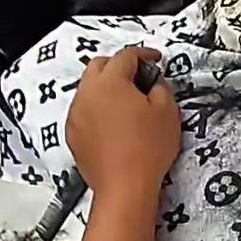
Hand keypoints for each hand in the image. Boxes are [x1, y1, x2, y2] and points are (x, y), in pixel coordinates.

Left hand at [66, 46, 179, 200]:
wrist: (124, 186)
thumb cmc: (149, 146)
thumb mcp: (168, 112)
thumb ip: (161, 88)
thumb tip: (153, 83)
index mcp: (110, 82)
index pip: (126, 56)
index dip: (144, 54)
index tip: (156, 59)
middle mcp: (86, 92)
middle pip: (99, 66)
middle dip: (119, 65)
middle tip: (140, 77)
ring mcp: (75, 114)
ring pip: (89, 89)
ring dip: (107, 87)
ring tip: (128, 102)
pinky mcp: (73, 134)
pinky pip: (85, 111)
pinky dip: (99, 108)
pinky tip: (115, 124)